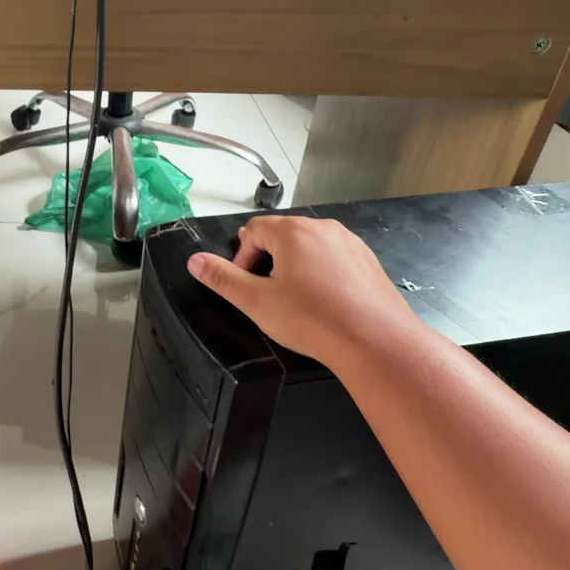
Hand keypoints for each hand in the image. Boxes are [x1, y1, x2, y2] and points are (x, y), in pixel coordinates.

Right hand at [186, 215, 422, 366]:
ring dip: (294, 268)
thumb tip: (195, 261)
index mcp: (293, 232)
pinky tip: (323, 303)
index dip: (242, 258)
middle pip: (282, 235)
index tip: (246, 286)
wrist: (374, 341)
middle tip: (267, 295)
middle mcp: (323, 228)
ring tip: (295, 301)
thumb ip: (222, 278)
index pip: (254, 231)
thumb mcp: (256, 301)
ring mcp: (349, 243)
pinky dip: (321, 274)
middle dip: (268, 261)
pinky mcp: (367, 261)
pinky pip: (333, 259)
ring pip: (309, 247)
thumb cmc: (313, 320)